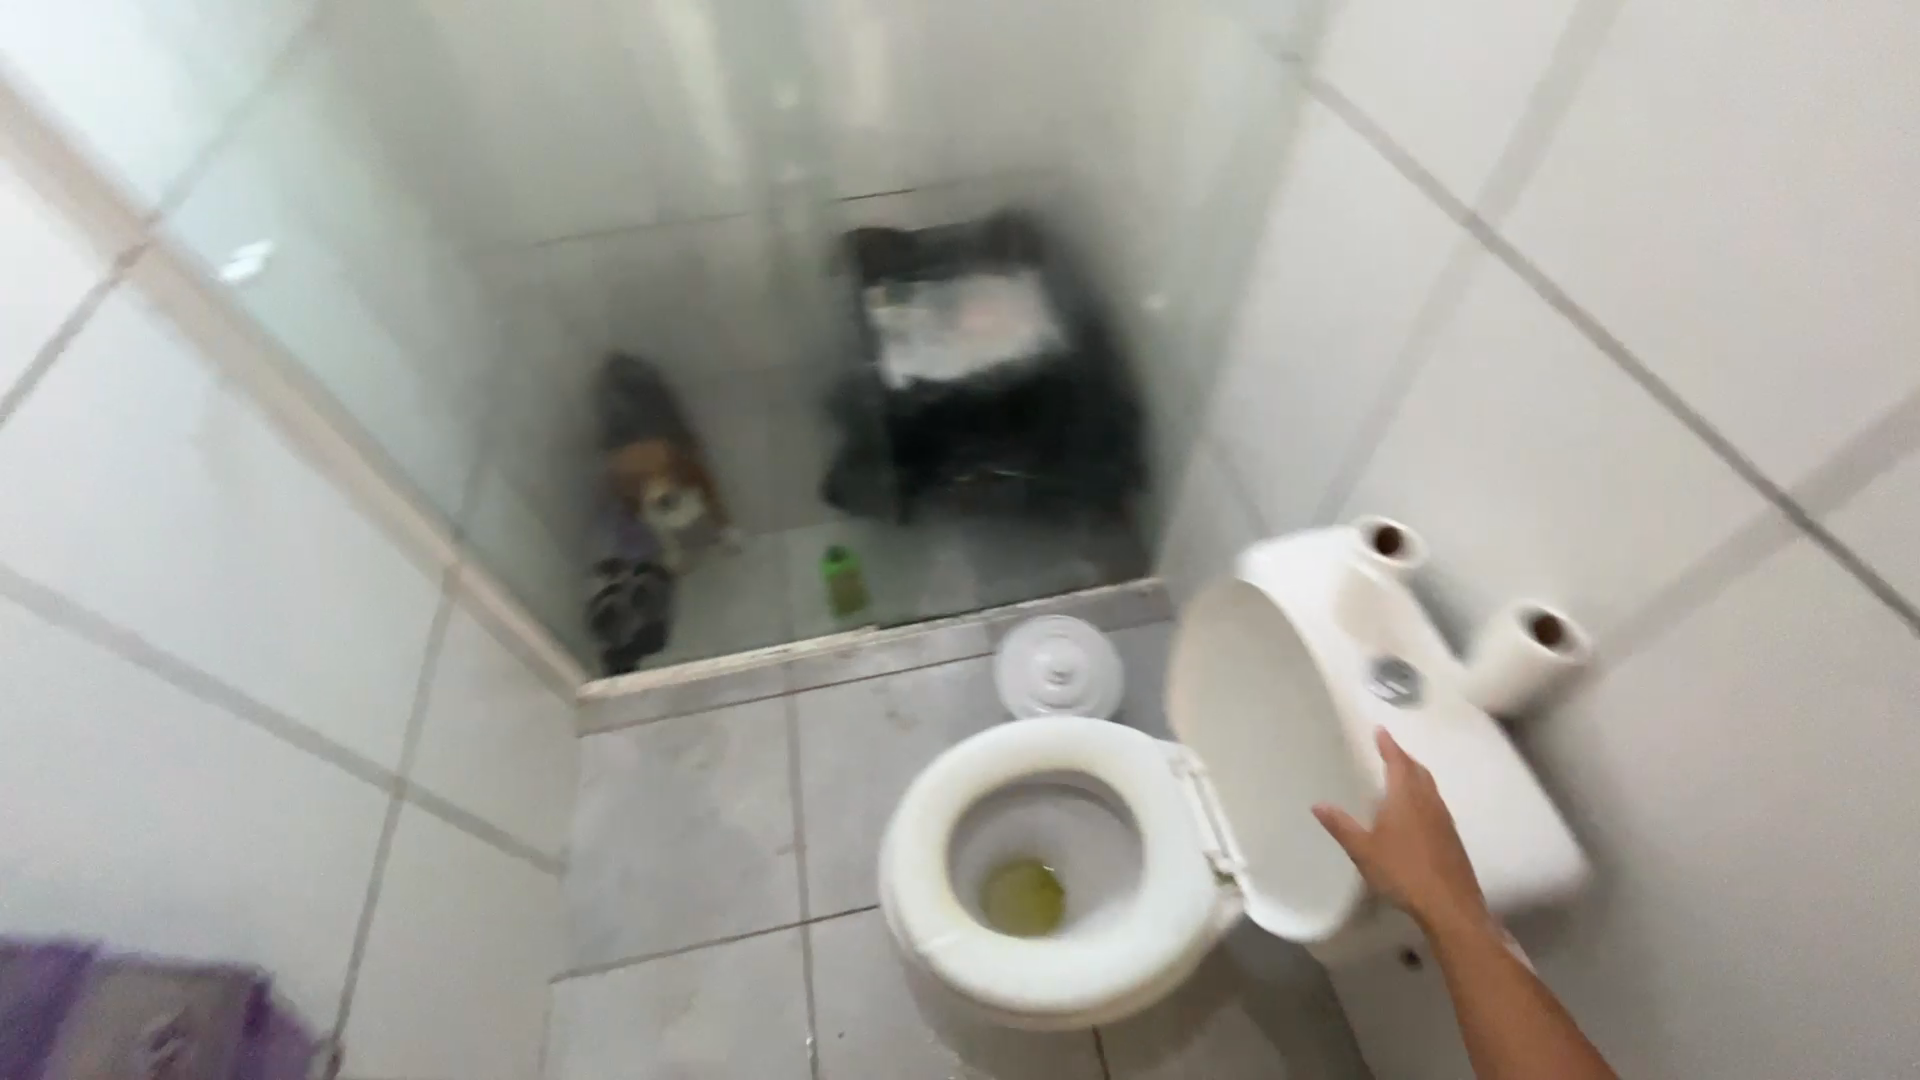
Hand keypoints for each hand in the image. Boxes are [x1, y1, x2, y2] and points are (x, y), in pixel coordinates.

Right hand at [1314, 728, 1489, 933]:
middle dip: (1404, 758)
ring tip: (1402, 774)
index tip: (1381, 730)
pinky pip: (1436, 804)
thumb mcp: (1362, 849)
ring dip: (1416, 775)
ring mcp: (1444, 822)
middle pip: (1418, 772)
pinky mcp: (1452, 839)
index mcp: (1405, 799)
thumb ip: (1340, 825)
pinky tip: (1416, 810)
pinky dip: (1423, 794)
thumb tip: (1318, 804)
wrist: (1451, 907)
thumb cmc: (1402, 872)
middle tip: (1389, 750)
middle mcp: (1428, 804)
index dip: (1388, 745)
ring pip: (1430, 788)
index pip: (1397, 763)